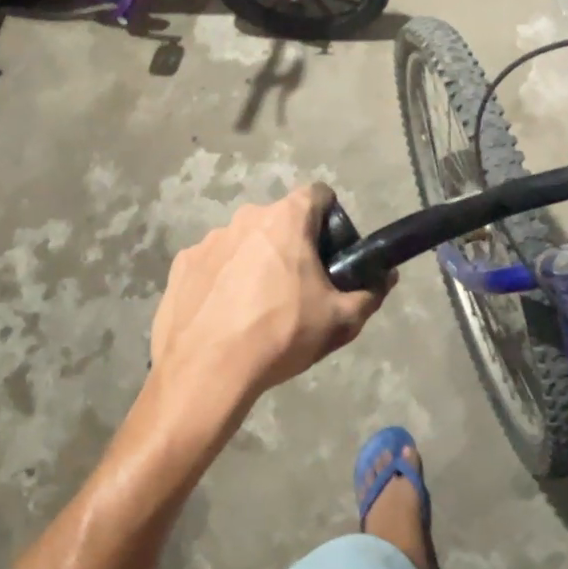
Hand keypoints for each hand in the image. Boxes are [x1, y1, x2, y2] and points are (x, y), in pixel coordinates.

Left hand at [150, 183, 391, 400]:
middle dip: (292, 246)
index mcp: (286, 219)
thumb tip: (386, 278)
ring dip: (255, 263)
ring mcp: (208, 240)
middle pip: (280, 221)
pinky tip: (225, 317)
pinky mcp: (181, 265)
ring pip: (245, 242)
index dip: (331, 220)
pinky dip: (222, 281)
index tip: (331, 253)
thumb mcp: (340, 320)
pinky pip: (213, 264)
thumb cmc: (280, 335)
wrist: (206, 374)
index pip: (319, 194)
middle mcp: (246, 218)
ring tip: (257, 309)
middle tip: (299, 289)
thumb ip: (370, 293)